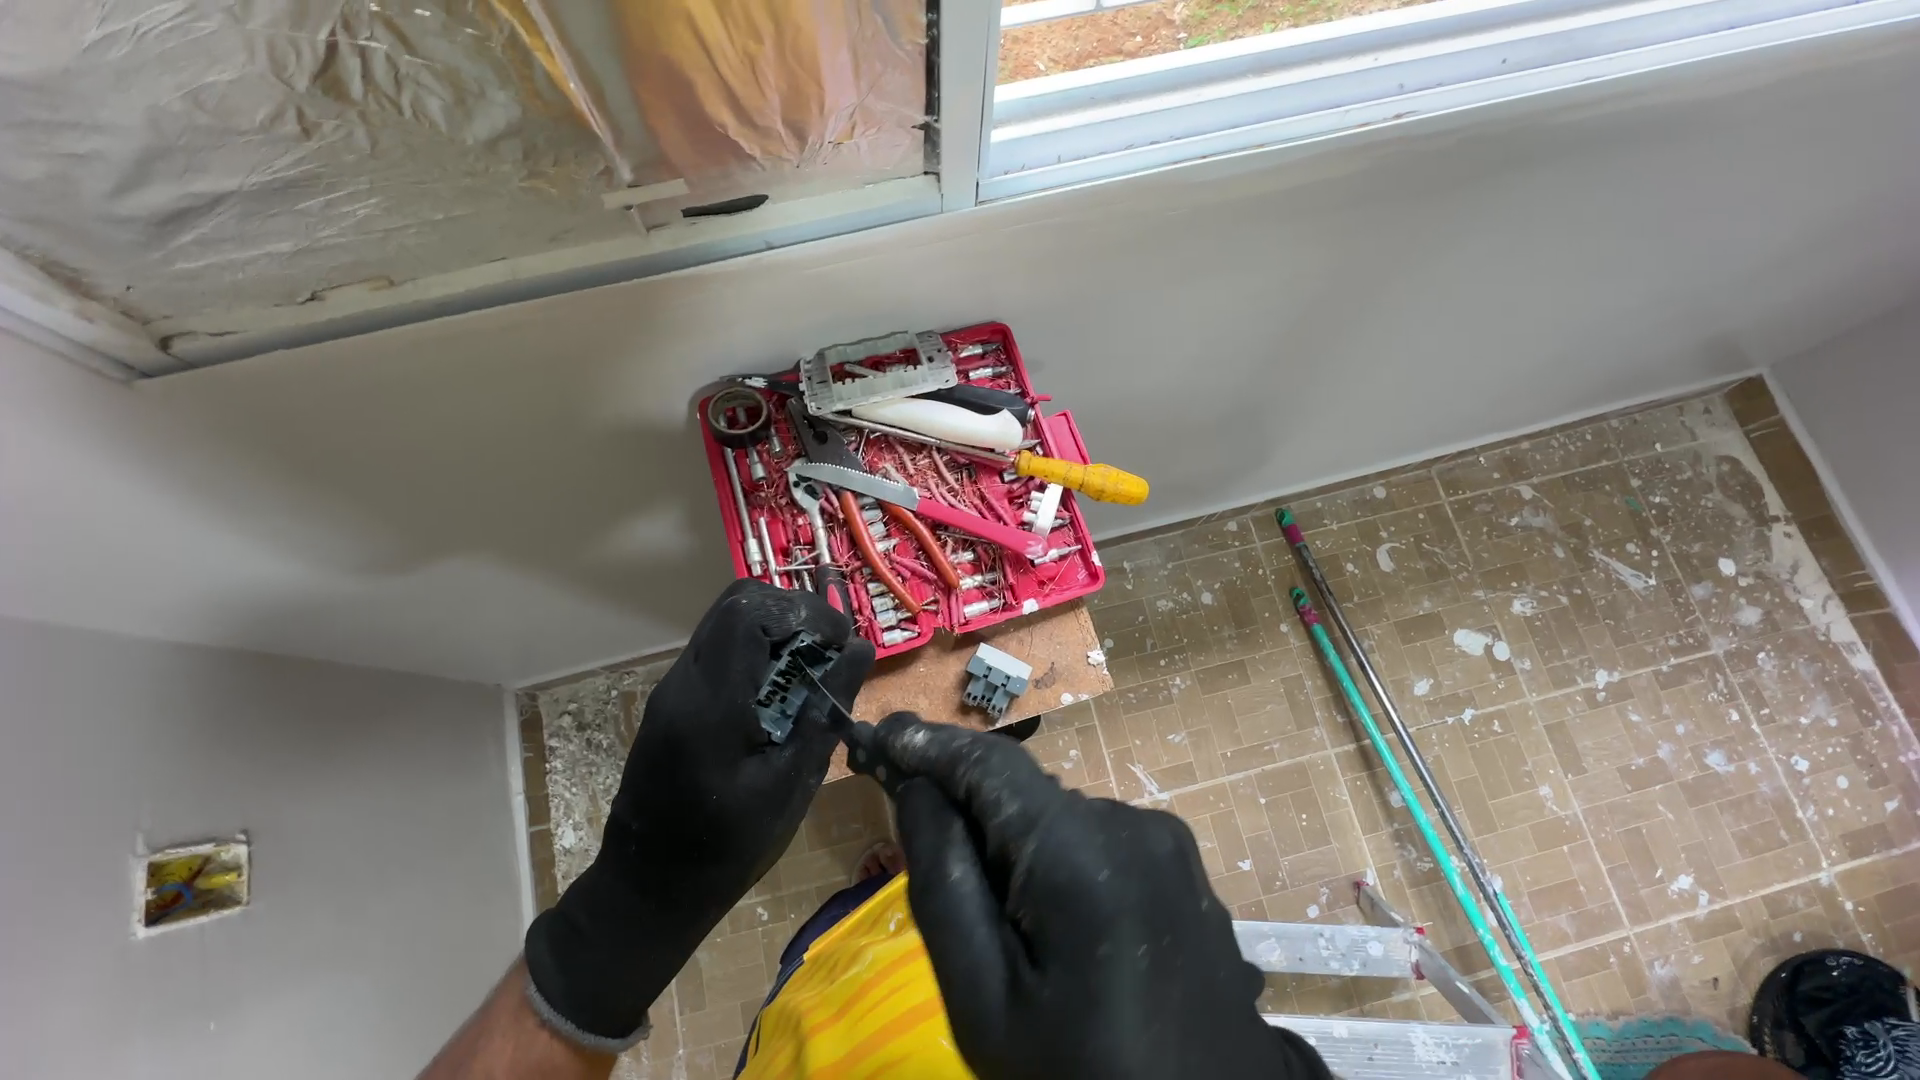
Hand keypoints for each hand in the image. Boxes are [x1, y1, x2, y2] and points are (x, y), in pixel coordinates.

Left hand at [523, 580, 874, 1050]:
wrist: (650, 884)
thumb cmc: (729, 846)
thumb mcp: (791, 784)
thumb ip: (826, 711)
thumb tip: (862, 650)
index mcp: (712, 705)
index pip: (751, 612)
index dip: (806, 612)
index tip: (842, 642)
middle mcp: (685, 681)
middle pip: (737, 601)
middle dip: (793, 610)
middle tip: (830, 647)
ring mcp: (673, 686)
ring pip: (725, 618)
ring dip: (775, 626)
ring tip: (810, 665)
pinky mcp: (672, 697)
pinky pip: (718, 646)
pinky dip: (756, 646)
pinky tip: (780, 687)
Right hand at [869, 713, 1331, 1079]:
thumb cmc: (1078, 1077)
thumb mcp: (984, 1002)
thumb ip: (944, 882)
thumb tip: (918, 788)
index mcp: (1082, 853)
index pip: (988, 764)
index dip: (928, 743)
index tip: (878, 734)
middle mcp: (1131, 823)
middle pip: (1024, 793)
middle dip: (967, 807)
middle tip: (916, 840)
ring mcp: (1166, 842)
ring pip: (1058, 817)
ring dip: (1013, 841)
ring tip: (994, 918)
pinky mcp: (1182, 865)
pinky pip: (1096, 840)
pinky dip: (1055, 858)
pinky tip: (1049, 923)